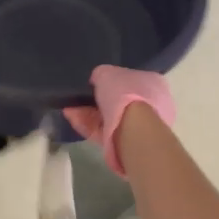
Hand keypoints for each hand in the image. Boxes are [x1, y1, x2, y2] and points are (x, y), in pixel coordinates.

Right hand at [61, 64, 175, 177]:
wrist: (134, 131)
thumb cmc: (125, 94)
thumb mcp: (106, 73)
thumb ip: (100, 75)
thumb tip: (97, 79)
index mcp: (150, 82)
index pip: (128, 80)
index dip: (110, 82)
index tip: (94, 83)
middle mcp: (148, 104)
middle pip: (118, 101)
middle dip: (96, 100)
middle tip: (79, 98)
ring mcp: (138, 126)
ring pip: (108, 118)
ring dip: (87, 113)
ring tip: (68, 109)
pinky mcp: (125, 145)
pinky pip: (104, 131)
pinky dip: (87, 125)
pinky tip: (72, 118)